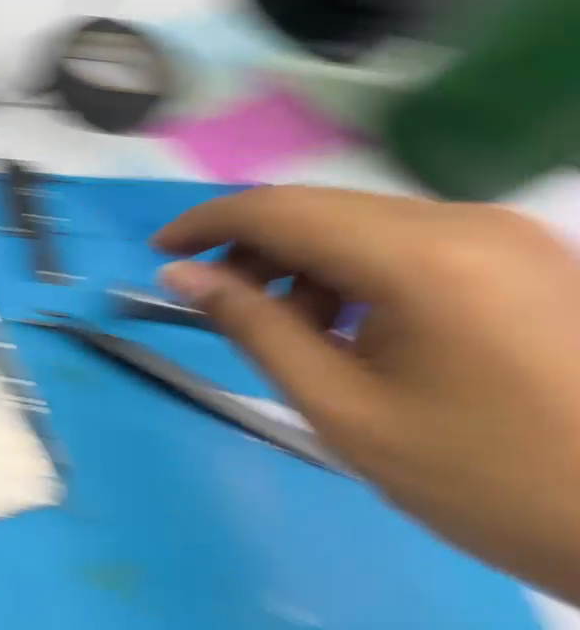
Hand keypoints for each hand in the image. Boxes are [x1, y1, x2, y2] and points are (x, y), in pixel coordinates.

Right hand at [154, 186, 579, 600]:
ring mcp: (507, 235)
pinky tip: (357, 324)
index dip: (203, 224)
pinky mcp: (529, 255)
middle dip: (252, 248)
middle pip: (316, 208)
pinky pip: (408, 239)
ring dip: (303, 259)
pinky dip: (356, 268)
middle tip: (219, 302)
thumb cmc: (497, 481)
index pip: (276, 209)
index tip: (158, 253)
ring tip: (295, 328)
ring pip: (359, 220)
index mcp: (421, 257)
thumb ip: (254, 328)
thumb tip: (180, 274)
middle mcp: (466, 222)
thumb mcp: (348, 413)